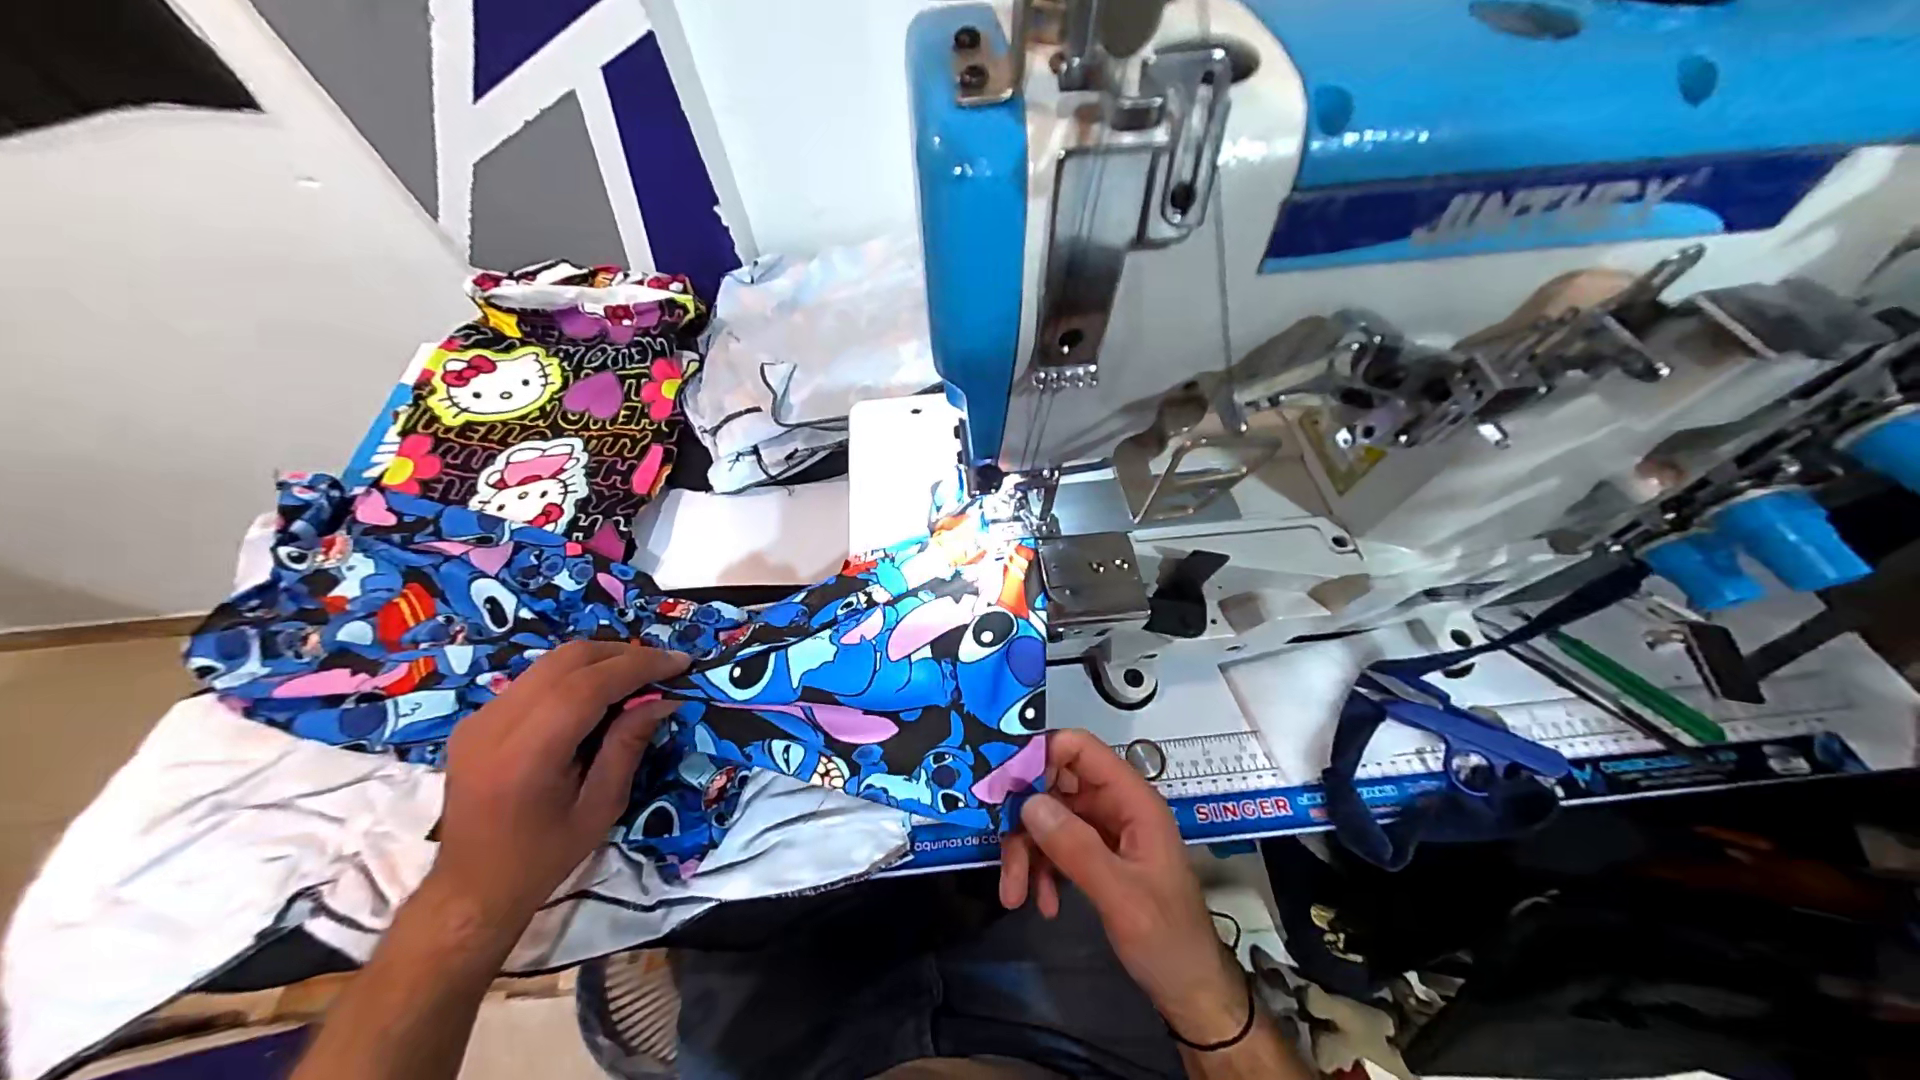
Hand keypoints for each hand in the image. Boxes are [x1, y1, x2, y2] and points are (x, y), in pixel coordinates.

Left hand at [429, 641, 688, 927]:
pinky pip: (537, 677)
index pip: (587, 685)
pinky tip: (601, 693)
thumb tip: (664, 698)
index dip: (639, 665)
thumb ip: (629, 745)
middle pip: (568, 659)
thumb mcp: (601, 806)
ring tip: (639, 675)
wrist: (472, 886)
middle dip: (624, 654)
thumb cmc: (543, 855)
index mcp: (526, 755)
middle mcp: (495, 725)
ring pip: (552, 661)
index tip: (680, 663)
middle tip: (664, 666)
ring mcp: (480, 718)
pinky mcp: (477, 718)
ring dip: (602, 660)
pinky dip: (577, 674)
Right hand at [999, 729, 1246, 1042]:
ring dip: (1027, 851)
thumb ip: (1077, 847)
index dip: (1040, 756)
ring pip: (1049, 818)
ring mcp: (1104, 830)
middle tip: (1002, 850)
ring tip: (1015, 893)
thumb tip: (1029, 802)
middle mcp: (1115, 806)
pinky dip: (1041, 869)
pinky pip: (1055, 845)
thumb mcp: (1122, 896)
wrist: (1191, 991)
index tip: (1005, 786)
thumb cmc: (1168, 940)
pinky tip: (1041, 901)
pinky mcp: (1095, 855)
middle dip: (1024, 817)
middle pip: (1055, 785)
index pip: (1080, 749)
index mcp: (1132, 800)